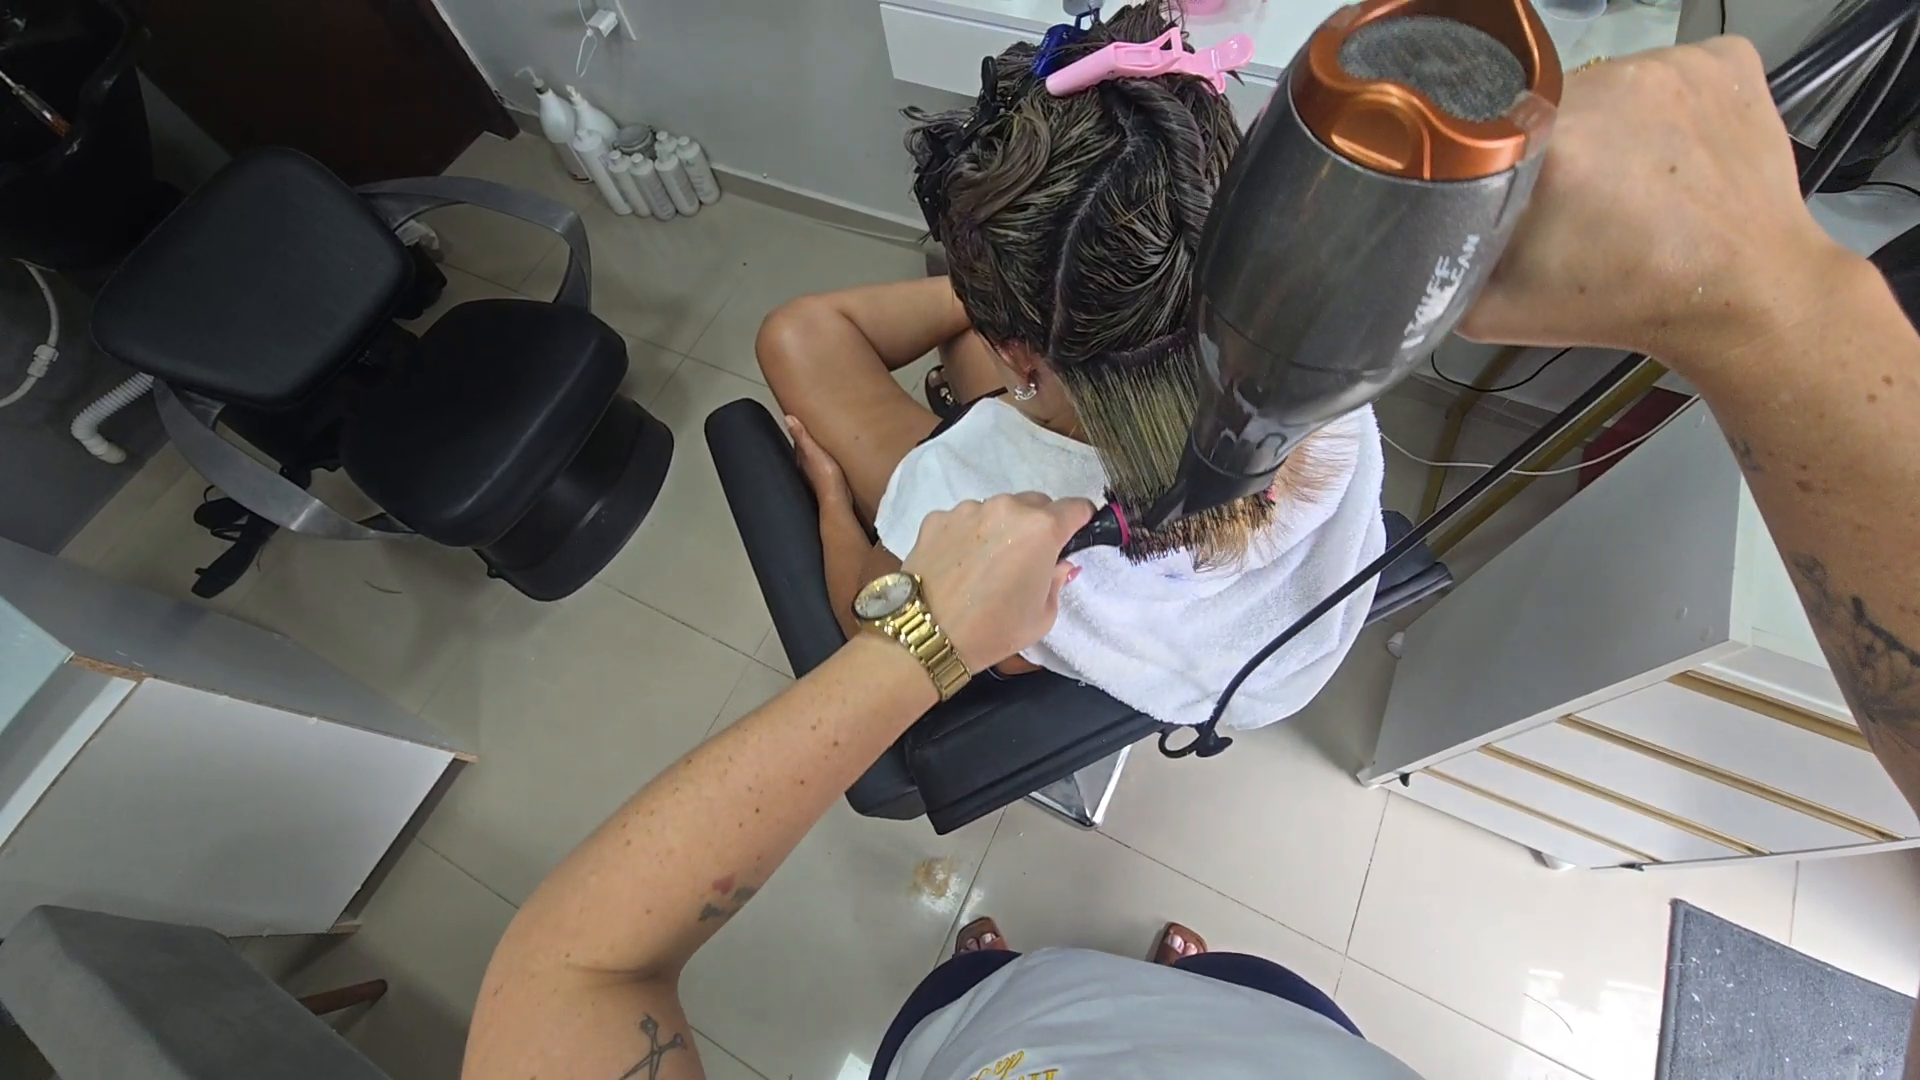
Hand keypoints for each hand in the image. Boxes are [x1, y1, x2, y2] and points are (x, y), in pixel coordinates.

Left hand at [788, 415, 851, 512]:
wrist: (838, 499)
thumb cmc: (827, 477)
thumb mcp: (814, 451)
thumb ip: (802, 436)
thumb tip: (788, 418)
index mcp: (801, 458)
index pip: (797, 440)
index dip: (799, 430)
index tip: (800, 419)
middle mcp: (805, 466)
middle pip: (804, 449)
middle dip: (807, 440)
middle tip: (810, 428)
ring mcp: (815, 474)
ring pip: (812, 458)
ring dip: (815, 451)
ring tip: (820, 441)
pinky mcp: (826, 480)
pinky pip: (822, 466)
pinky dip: (823, 460)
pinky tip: (829, 459)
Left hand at [901, 493, 1094, 670]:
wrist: (928, 635)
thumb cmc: (994, 630)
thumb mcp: (1043, 616)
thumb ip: (1057, 579)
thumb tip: (1058, 563)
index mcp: (1041, 529)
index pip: (1076, 507)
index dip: (1080, 521)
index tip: (1074, 535)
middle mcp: (1006, 508)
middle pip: (1035, 504)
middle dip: (1039, 525)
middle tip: (1027, 558)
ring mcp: (967, 509)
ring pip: (997, 510)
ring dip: (1000, 528)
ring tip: (986, 565)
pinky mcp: (937, 518)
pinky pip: (963, 519)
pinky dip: (967, 535)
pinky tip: (958, 564)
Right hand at [1461, 38, 1853, 369]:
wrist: (1735, 291)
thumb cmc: (1609, 303)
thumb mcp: (1486, 311)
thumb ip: (1439, 272)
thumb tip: (1409, 246)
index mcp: (1554, 146)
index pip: (1479, 132)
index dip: (1478, 165)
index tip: (1490, 198)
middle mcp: (1615, 86)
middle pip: (1540, 104)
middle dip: (1536, 145)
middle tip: (1551, 197)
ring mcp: (1678, 65)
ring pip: (1598, 85)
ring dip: (1590, 124)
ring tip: (1607, 175)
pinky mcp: (1726, 58)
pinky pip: (1658, 70)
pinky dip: (1648, 106)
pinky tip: (1655, 152)